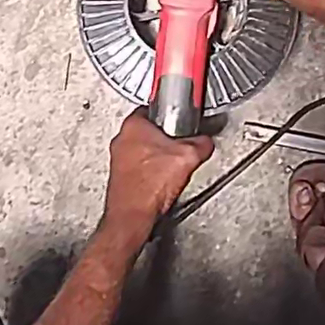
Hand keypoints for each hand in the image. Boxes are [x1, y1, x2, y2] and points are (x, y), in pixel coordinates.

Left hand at [101, 110, 213, 236]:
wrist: (133, 216)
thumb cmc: (149, 186)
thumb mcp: (188, 156)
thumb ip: (201, 143)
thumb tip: (206, 141)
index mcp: (133, 125)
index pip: (153, 108)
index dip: (170, 114)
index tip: (178, 119)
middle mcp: (121, 139)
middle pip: (149, 130)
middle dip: (165, 137)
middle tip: (178, 146)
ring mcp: (118, 158)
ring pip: (143, 149)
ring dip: (157, 155)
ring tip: (171, 166)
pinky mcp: (119, 176)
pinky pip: (138, 166)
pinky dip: (150, 170)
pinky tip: (161, 180)